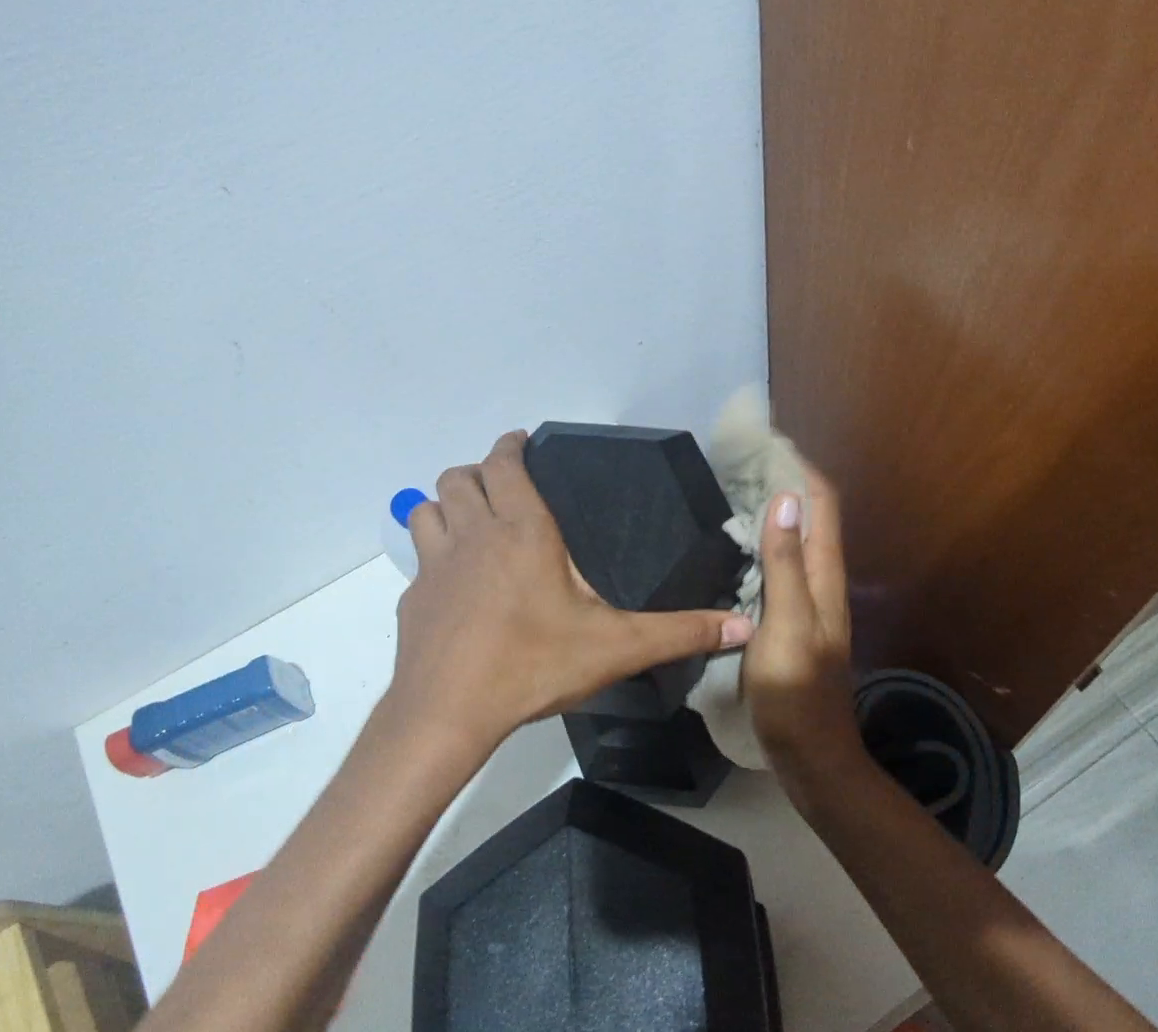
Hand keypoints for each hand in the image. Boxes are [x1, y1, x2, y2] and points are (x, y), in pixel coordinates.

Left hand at [386, 431, 754, 751]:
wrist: (447, 714)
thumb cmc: (533, 666)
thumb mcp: (617, 648)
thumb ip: (681, 633)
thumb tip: (744, 626)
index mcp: (522, 531)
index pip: (505, 463)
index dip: (511, 446)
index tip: (524, 443)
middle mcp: (473, 535)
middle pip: (459, 478)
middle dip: (480, 472)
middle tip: (507, 489)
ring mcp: (434, 566)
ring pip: (427, 509)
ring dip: (448, 505)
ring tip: (475, 523)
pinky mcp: (413, 599)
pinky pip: (419, 559)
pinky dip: (435, 554)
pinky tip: (457, 584)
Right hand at [742, 467, 860, 769]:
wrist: (809, 753)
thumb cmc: (796, 691)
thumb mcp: (788, 624)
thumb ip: (786, 564)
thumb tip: (787, 497)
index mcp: (825, 577)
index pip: (822, 504)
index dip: (799, 468)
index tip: (762, 441)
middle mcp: (821, 582)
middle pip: (808, 517)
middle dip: (780, 482)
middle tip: (734, 463)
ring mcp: (807, 603)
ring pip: (793, 541)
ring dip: (769, 512)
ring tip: (727, 493)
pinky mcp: (789, 622)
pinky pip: (778, 568)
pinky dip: (759, 545)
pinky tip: (731, 549)